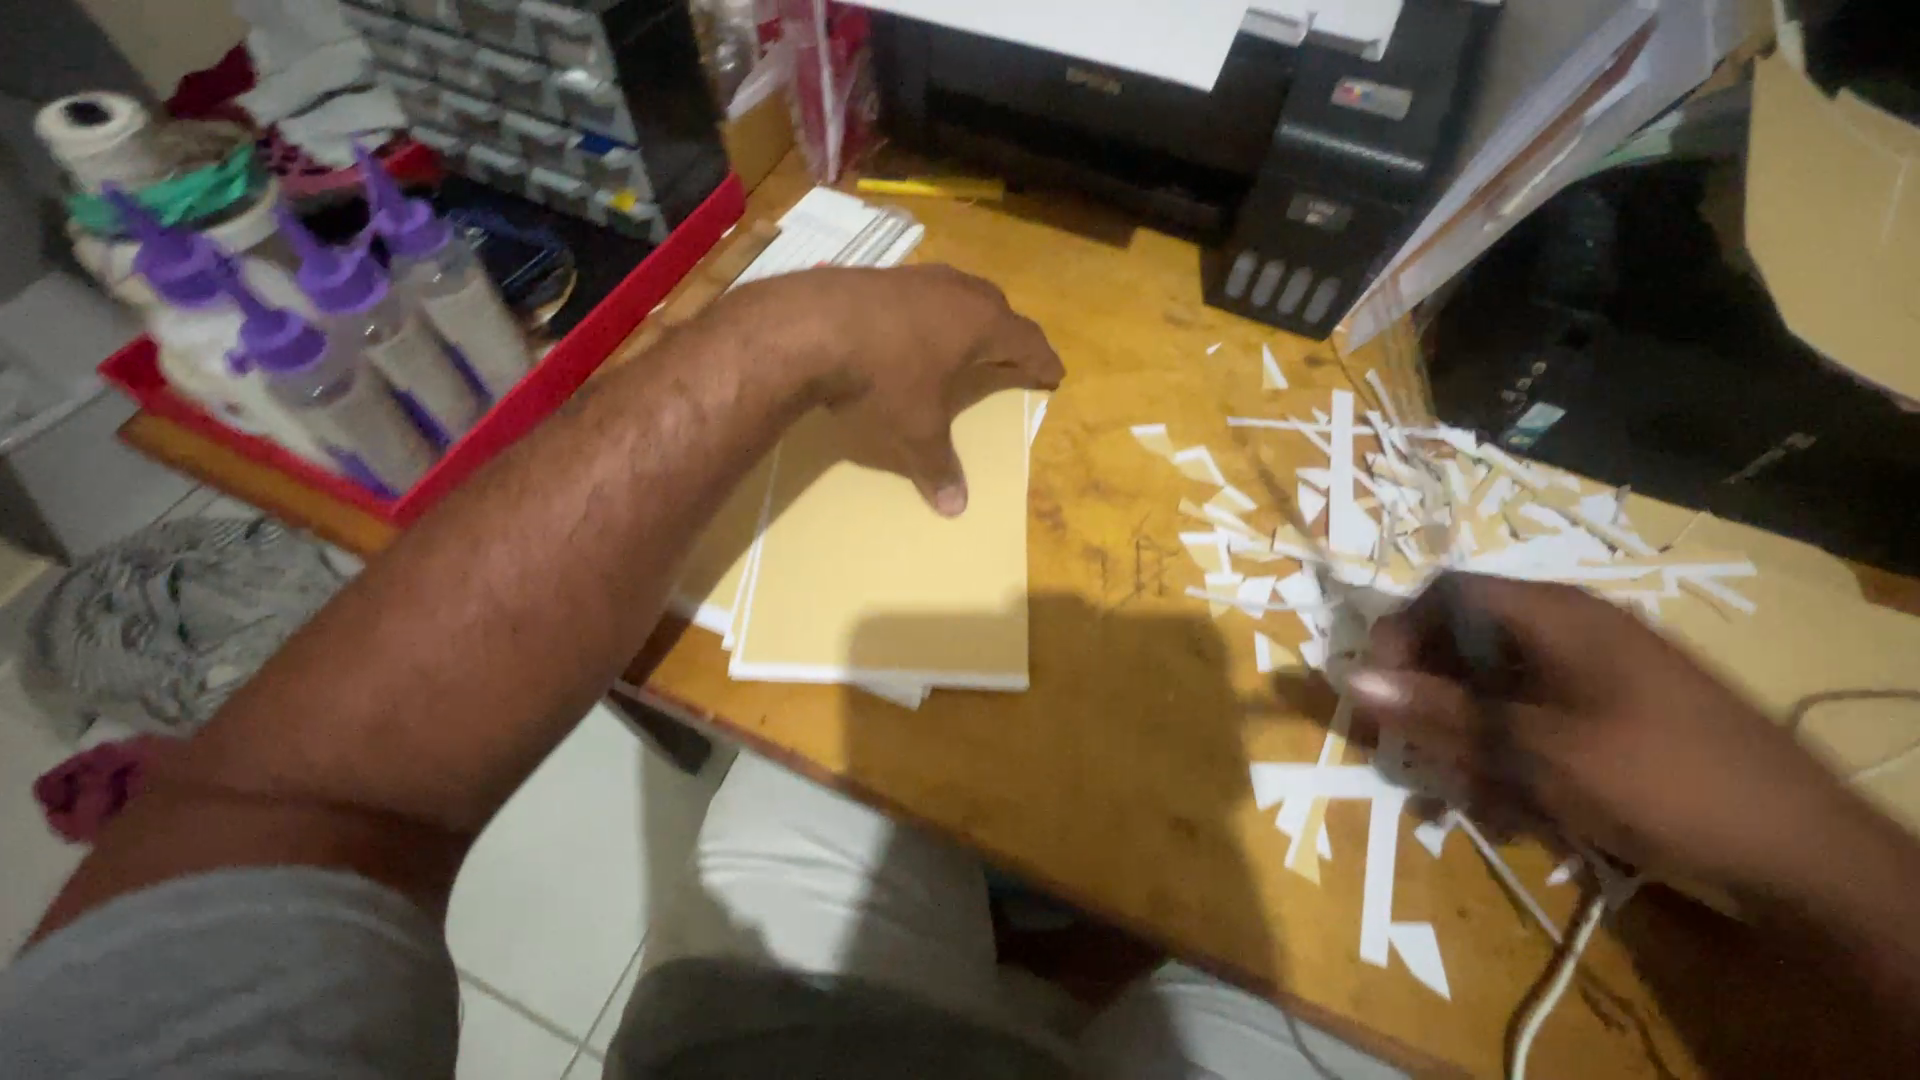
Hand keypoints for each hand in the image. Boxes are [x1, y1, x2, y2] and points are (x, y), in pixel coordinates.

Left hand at [737, 264, 1062, 515]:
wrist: (811, 327)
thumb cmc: (883, 377)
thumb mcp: (916, 428)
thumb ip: (939, 465)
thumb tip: (955, 508)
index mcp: (980, 325)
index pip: (1027, 341)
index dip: (1042, 360)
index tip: (1054, 374)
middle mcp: (957, 292)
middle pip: (998, 308)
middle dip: (1009, 333)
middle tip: (1013, 353)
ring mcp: (918, 277)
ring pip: (959, 292)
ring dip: (970, 315)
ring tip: (966, 336)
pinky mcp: (881, 275)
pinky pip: (922, 292)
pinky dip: (930, 310)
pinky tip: (913, 327)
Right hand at [1346, 573, 1861, 894]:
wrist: (1808, 857)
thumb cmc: (1664, 782)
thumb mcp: (1536, 750)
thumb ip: (1440, 712)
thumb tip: (1352, 678)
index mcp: (1555, 615)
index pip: (1446, 594)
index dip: (1401, 634)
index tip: (1382, 693)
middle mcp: (1570, 632)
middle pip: (1464, 645)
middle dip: (1431, 704)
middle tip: (1414, 757)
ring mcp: (1594, 675)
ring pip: (1493, 693)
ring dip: (1467, 744)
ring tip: (1470, 801)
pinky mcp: (1611, 717)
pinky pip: (1530, 723)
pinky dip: (1508, 762)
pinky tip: (1516, 812)